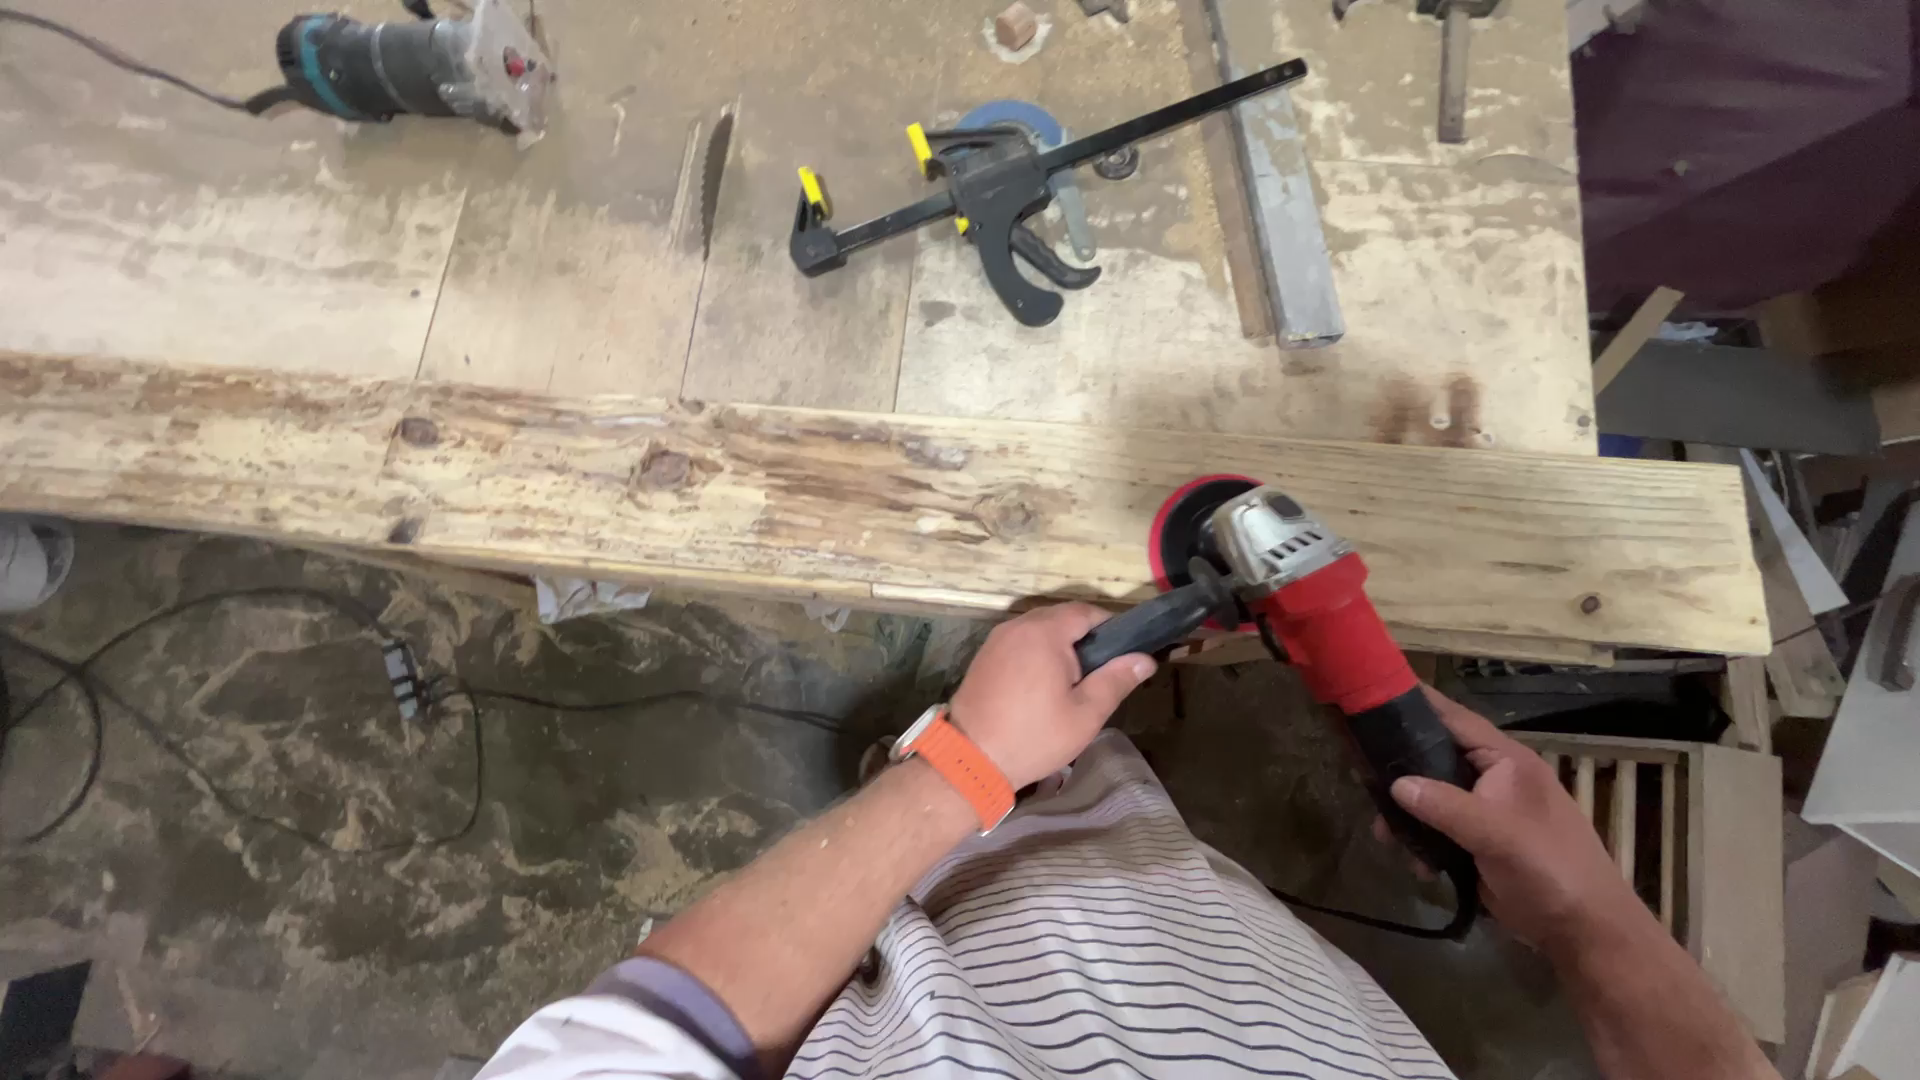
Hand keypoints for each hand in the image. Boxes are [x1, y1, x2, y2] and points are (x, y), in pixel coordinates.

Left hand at [947, 603, 1155, 789]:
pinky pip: (1020, 642)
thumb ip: (1116, 680)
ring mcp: (997, 639)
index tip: (1123, 652)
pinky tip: (1044, 684)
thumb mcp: (1085, 714)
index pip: (1085, 612)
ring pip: (1038, 629)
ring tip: (1074, 681)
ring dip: (1059, 645)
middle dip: (1084, 637)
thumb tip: (1145, 659)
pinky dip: (1036, 652)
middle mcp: (1017, 626)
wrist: (971, 759)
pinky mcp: (984, 655)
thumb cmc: (1034, 736)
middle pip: (1060, 617)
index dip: (1109, 627)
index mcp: (1043, 632)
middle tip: (1101, 672)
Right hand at [1387, 688, 1654, 956]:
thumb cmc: (1551, 871)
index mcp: (1506, 761)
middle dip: (1397, 768)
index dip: (1415, 702)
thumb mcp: (1499, 836)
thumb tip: (1396, 784)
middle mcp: (1493, 776)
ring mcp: (1484, 808)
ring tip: (1384, 834)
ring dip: (1403, 813)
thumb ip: (1446, 806)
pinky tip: (1412, 860)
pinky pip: (1434, 824)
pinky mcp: (1476, 838)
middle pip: (1432, 755)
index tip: (1372, 689)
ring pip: (1428, 793)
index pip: (1453, 718)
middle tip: (1359, 773)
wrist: (1586, 934)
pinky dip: (1418, 838)